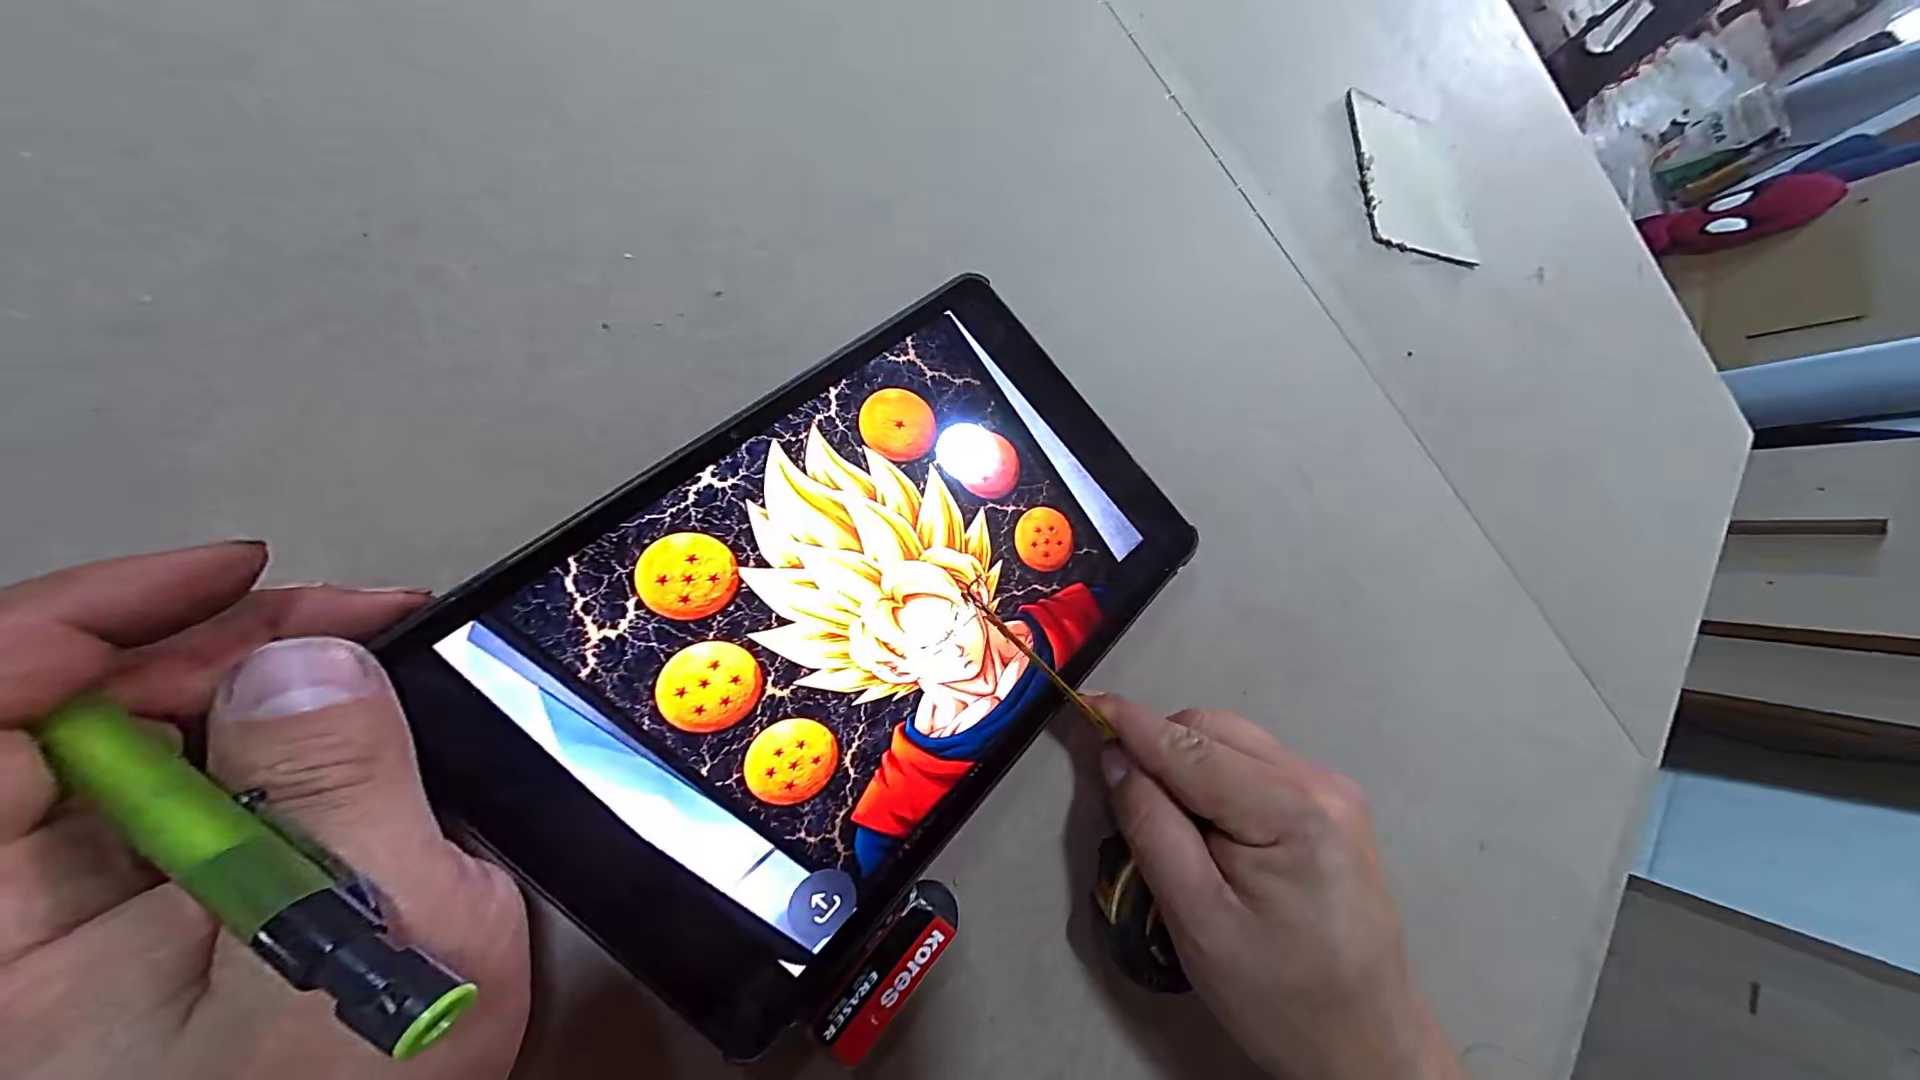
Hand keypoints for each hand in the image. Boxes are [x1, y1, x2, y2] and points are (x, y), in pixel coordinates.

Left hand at [0, 542, 529, 1079]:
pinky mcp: (168, 881)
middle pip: (64, 716)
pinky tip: (344, 697)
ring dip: (259, 668)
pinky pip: (199, 766)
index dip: (82, 622)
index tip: (236, 571)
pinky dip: (278, 712)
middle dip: (224, 639)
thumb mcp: (376, 917)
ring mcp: (94, 897)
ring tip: (368, 644)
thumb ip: (337, 790)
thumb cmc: (381, 1054)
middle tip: (357, 616)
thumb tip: (306, 660)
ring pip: (141, 732)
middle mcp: (18, 912)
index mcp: (2, 947)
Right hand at [1090, 695, 1458, 1079]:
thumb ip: (1150, 826)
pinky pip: (1250, 758)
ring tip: (1168, 816)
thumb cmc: (1278, 995)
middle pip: (1211, 730)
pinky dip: (1211, 771)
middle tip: (1125, 792)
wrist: (1367, 1047)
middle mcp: (1319, 782)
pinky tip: (1208, 819)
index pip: (1188, 746)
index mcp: (1293, 811)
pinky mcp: (1329, 801)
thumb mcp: (1195, 918)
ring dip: (1183, 758)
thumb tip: (1116, 758)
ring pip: (1230, 737)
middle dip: (1157, 746)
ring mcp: (1331, 788)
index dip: (1129, 721)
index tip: (1085, 703)